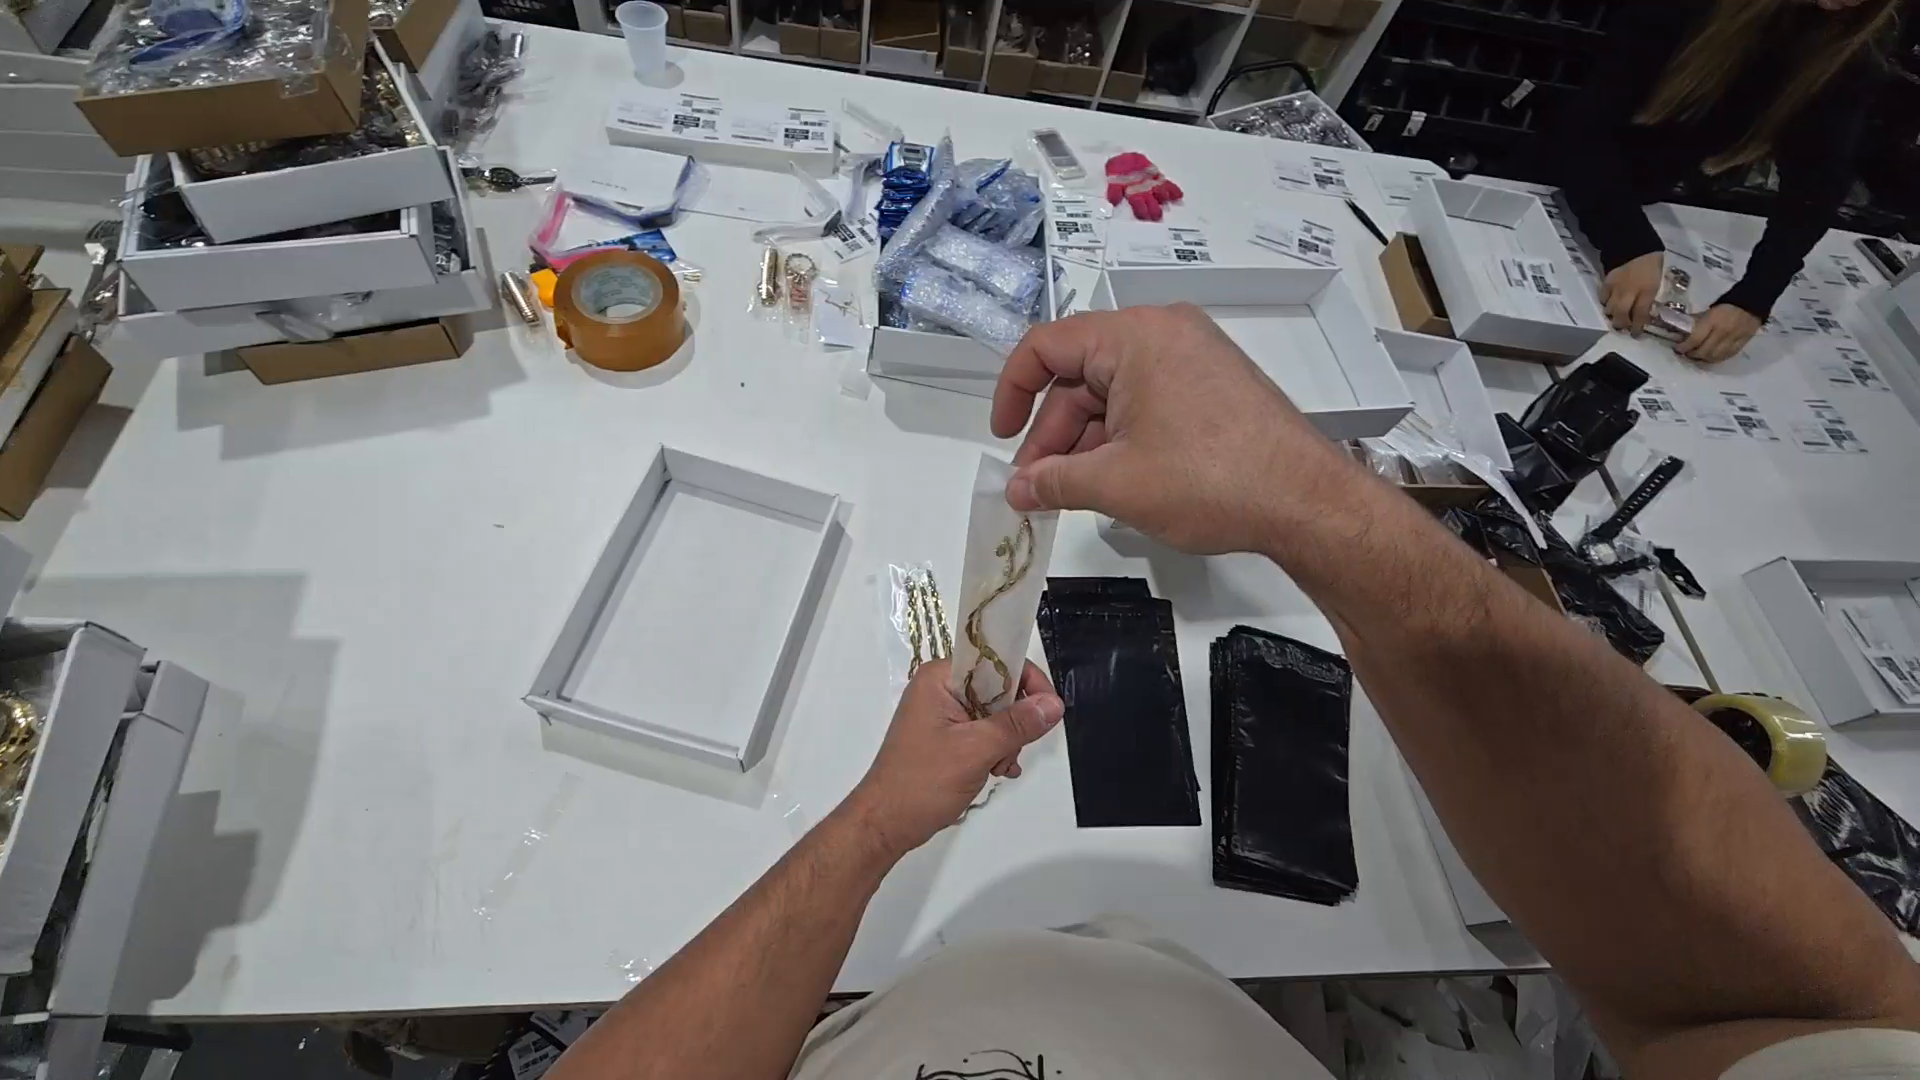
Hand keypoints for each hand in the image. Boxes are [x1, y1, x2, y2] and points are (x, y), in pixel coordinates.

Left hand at [843, 659, 1061, 857]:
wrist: (885, 824)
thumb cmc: (923, 782)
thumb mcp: (975, 750)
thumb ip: (1017, 724)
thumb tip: (1054, 703)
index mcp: (940, 676)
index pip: (995, 660)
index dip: (1026, 680)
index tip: (1047, 709)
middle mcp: (940, 686)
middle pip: (997, 687)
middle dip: (1014, 720)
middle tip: (1011, 751)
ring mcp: (941, 712)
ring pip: (994, 712)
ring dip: (1006, 740)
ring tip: (999, 767)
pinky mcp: (944, 734)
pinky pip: (982, 730)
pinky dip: (995, 749)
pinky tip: (998, 770)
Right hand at [989, 305, 1346, 554]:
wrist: (1307, 502)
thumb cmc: (1207, 481)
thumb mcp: (1116, 484)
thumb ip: (1053, 483)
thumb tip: (1013, 492)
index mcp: (1134, 337)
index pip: (1046, 346)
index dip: (1012, 392)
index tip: (1001, 439)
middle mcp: (1162, 333)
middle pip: (1079, 377)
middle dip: (1051, 435)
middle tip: (1037, 490)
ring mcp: (1191, 358)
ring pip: (1111, 395)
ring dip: (1084, 444)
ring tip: (1069, 495)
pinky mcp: (1210, 386)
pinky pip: (1145, 403)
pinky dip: (1119, 440)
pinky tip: (1110, 481)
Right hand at [1601, 252, 1664, 334]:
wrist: (1636, 248)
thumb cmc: (1653, 264)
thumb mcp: (1658, 280)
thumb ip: (1650, 296)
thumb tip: (1643, 311)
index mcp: (1647, 290)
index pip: (1641, 313)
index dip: (1638, 325)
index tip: (1636, 334)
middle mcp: (1630, 292)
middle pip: (1621, 314)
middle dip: (1622, 324)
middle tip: (1623, 328)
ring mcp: (1616, 288)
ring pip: (1610, 309)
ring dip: (1613, 315)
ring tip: (1616, 317)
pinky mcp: (1606, 284)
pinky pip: (1603, 298)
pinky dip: (1606, 303)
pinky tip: (1610, 303)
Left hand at [1676, 304, 1760, 363]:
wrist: (1751, 302)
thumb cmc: (1723, 308)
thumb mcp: (1706, 313)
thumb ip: (1693, 325)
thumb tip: (1677, 335)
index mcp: (1712, 321)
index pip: (1695, 340)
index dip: (1684, 347)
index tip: (1678, 349)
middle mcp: (1724, 331)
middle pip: (1704, 351)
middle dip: (1692, 354)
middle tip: (1687, 353)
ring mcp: (1736, 337)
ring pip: (1716, 356)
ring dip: (1704, 359)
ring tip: (1698, 356)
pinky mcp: (1745, 341)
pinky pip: (1728, 355)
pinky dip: (1717, 358)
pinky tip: (1711, 356)